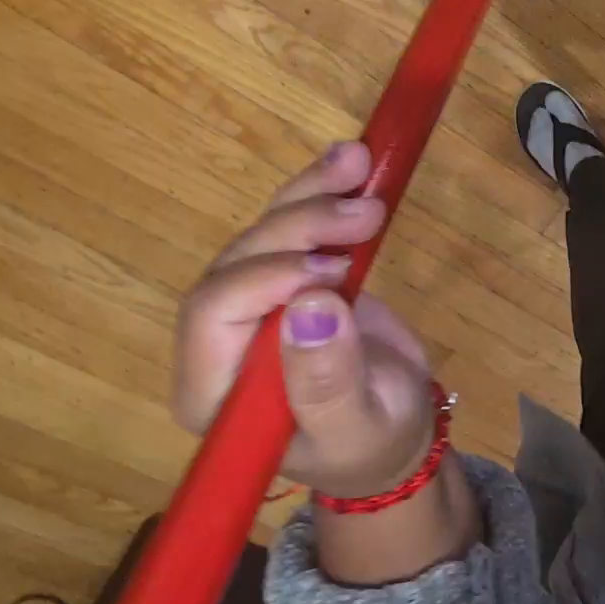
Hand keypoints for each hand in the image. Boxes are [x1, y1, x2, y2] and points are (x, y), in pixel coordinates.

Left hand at [173, 141, 435, 498]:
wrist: (393, 425)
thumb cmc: (371, 441)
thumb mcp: (358, 426)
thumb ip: (329, 381)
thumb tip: (313, 306)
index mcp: (215, 387)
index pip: (210, 316)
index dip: (264, 278)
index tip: (335, 271)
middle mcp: (221, 338)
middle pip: (237, 262)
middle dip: (299, 228)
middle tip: (368, 213)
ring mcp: (255, 301)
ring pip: (263, 232)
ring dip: (310, 195)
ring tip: (362, 164)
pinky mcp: (291, 274)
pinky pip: (294, 225)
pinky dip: (322, 188)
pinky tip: (354, 162)